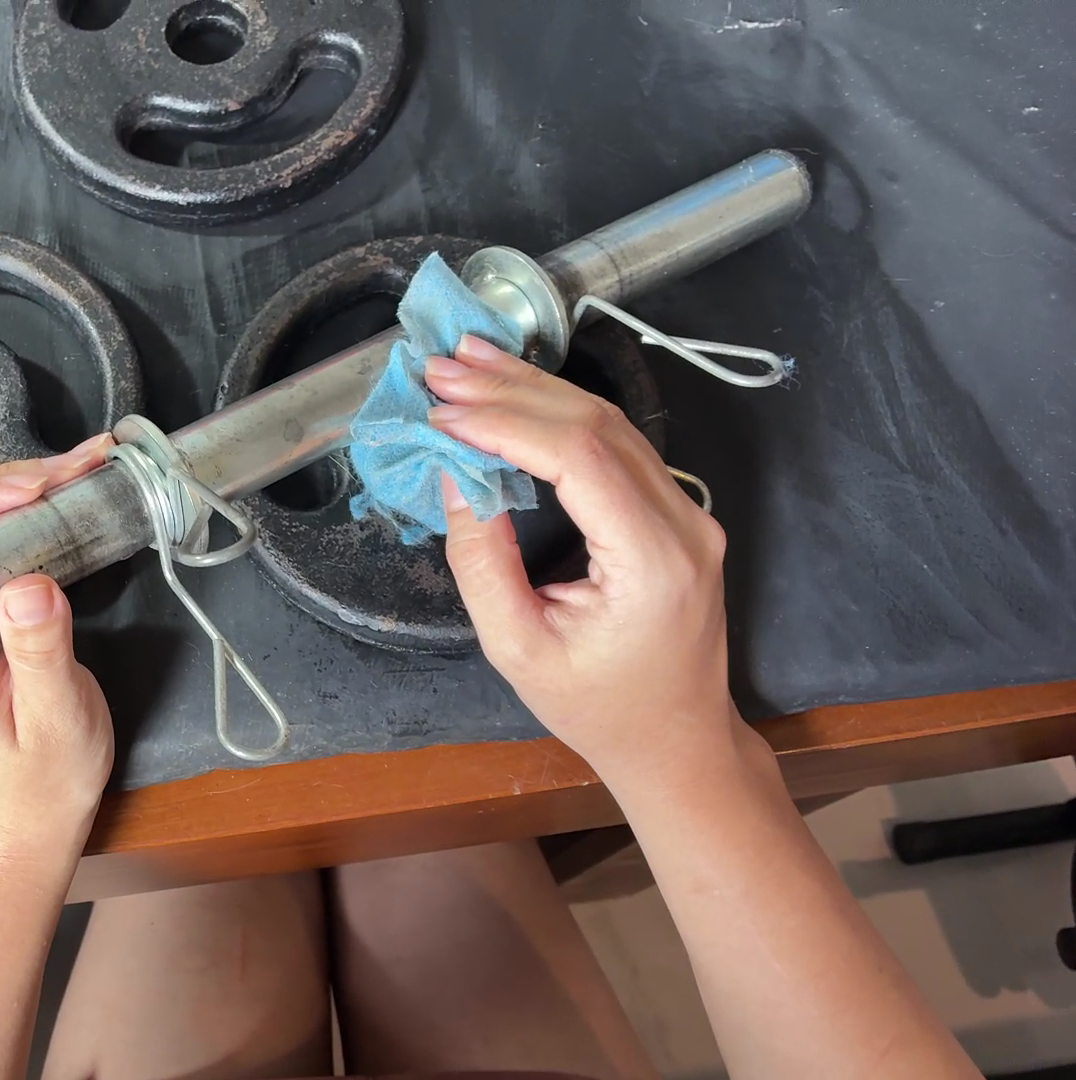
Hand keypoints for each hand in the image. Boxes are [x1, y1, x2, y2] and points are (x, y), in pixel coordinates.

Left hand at [0, 436, 116, 866]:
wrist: (30, 815)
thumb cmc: (39, 784)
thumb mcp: (54, 724)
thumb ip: (39, 654)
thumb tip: (31, 580)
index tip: (34, 491)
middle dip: (2, 481)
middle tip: (75, 470)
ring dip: (22, 483)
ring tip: (84, 468)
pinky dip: (37, 507)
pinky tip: (75, 491)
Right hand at [426, 335, 738, 787]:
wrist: (675, 738)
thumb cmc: (591, 705)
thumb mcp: (515, 646)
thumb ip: (481, 560)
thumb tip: (456, 478)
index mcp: (650, 558)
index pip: (576, 457)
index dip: (504, 425)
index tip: (440, 413)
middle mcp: (681, 520)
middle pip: (595, 424)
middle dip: (511, 389)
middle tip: (441, 366)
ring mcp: (685, 510)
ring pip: (607, 422)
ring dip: (531, 388)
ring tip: (467, 360)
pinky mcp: (671, 510)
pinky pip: (613, 443)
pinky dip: (554, 412)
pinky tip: (514, 391)